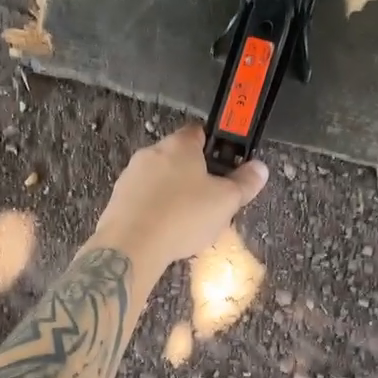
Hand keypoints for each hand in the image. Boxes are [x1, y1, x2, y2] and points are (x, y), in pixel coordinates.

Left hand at [84, 125, 270, 279]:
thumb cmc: (183, 216)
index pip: (201, 131)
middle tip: (212, 199)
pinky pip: (144, 198)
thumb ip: (245, 183)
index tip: (227, 166)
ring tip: (189, 220)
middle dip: (196, 174)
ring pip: (161, 178)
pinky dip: (156, 209)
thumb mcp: (226, 201)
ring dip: (174, 192)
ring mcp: (130, 175)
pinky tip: (166, 230)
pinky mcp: (117, 199)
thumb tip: (260, 168)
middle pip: (179, 156)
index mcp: (179, 144)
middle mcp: (151, 152)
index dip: (217, 146)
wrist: (131, 247)